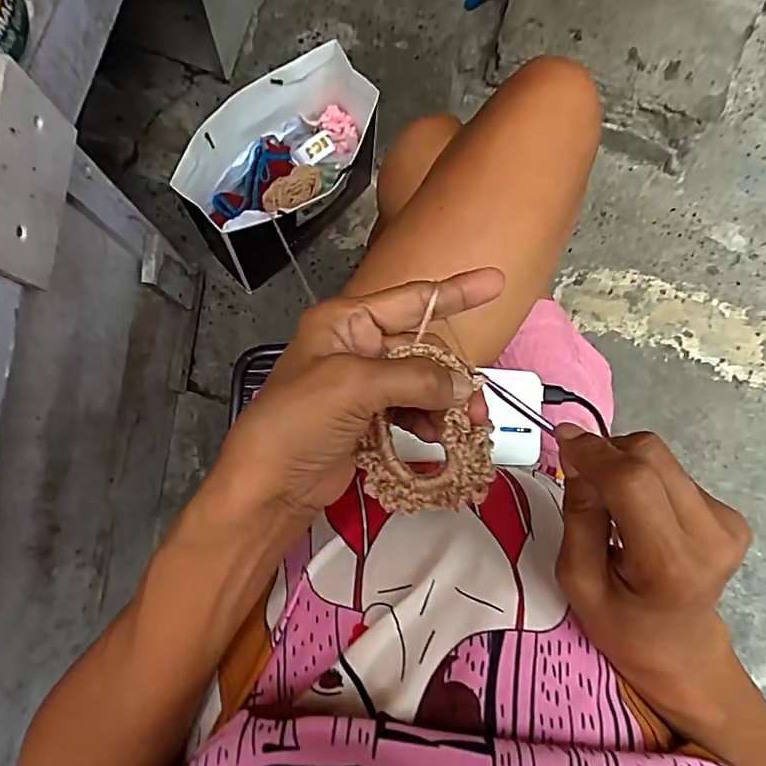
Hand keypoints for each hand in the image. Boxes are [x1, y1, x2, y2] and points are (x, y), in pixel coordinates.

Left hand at [205, 268, 504, 522]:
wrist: (270, 483)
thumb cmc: (295, 422)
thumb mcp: (353, 385)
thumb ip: (413, 378)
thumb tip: (460, 386)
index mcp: (344, 322)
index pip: (410, 299)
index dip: (455, 292)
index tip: (494, 282)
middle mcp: (354, 348)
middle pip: (422, 349)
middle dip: (451, 374)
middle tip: (474, 404)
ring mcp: (361, 387)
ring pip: (421, 385)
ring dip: (443, 405)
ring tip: (461, 427)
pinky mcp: (366, 420)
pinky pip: (410, 413)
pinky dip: (427, 423)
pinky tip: (436, 437)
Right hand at [555, 427, 752, 731]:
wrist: (679, 647)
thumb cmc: (621, 623)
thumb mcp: (577, 580)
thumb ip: (579, 517)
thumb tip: (579, 460)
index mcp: (670, 562)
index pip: (633, 482)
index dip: (595, 452)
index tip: (563, 439)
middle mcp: (711, 535)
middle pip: (651, 457)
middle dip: (606, 453)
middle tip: (578, 472)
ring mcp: (726, 522)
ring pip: (661, 458)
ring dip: (624, 465)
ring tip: (608, 501)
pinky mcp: (729, 514)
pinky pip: (671, 472)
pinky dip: (642, 478)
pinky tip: (634, 511)